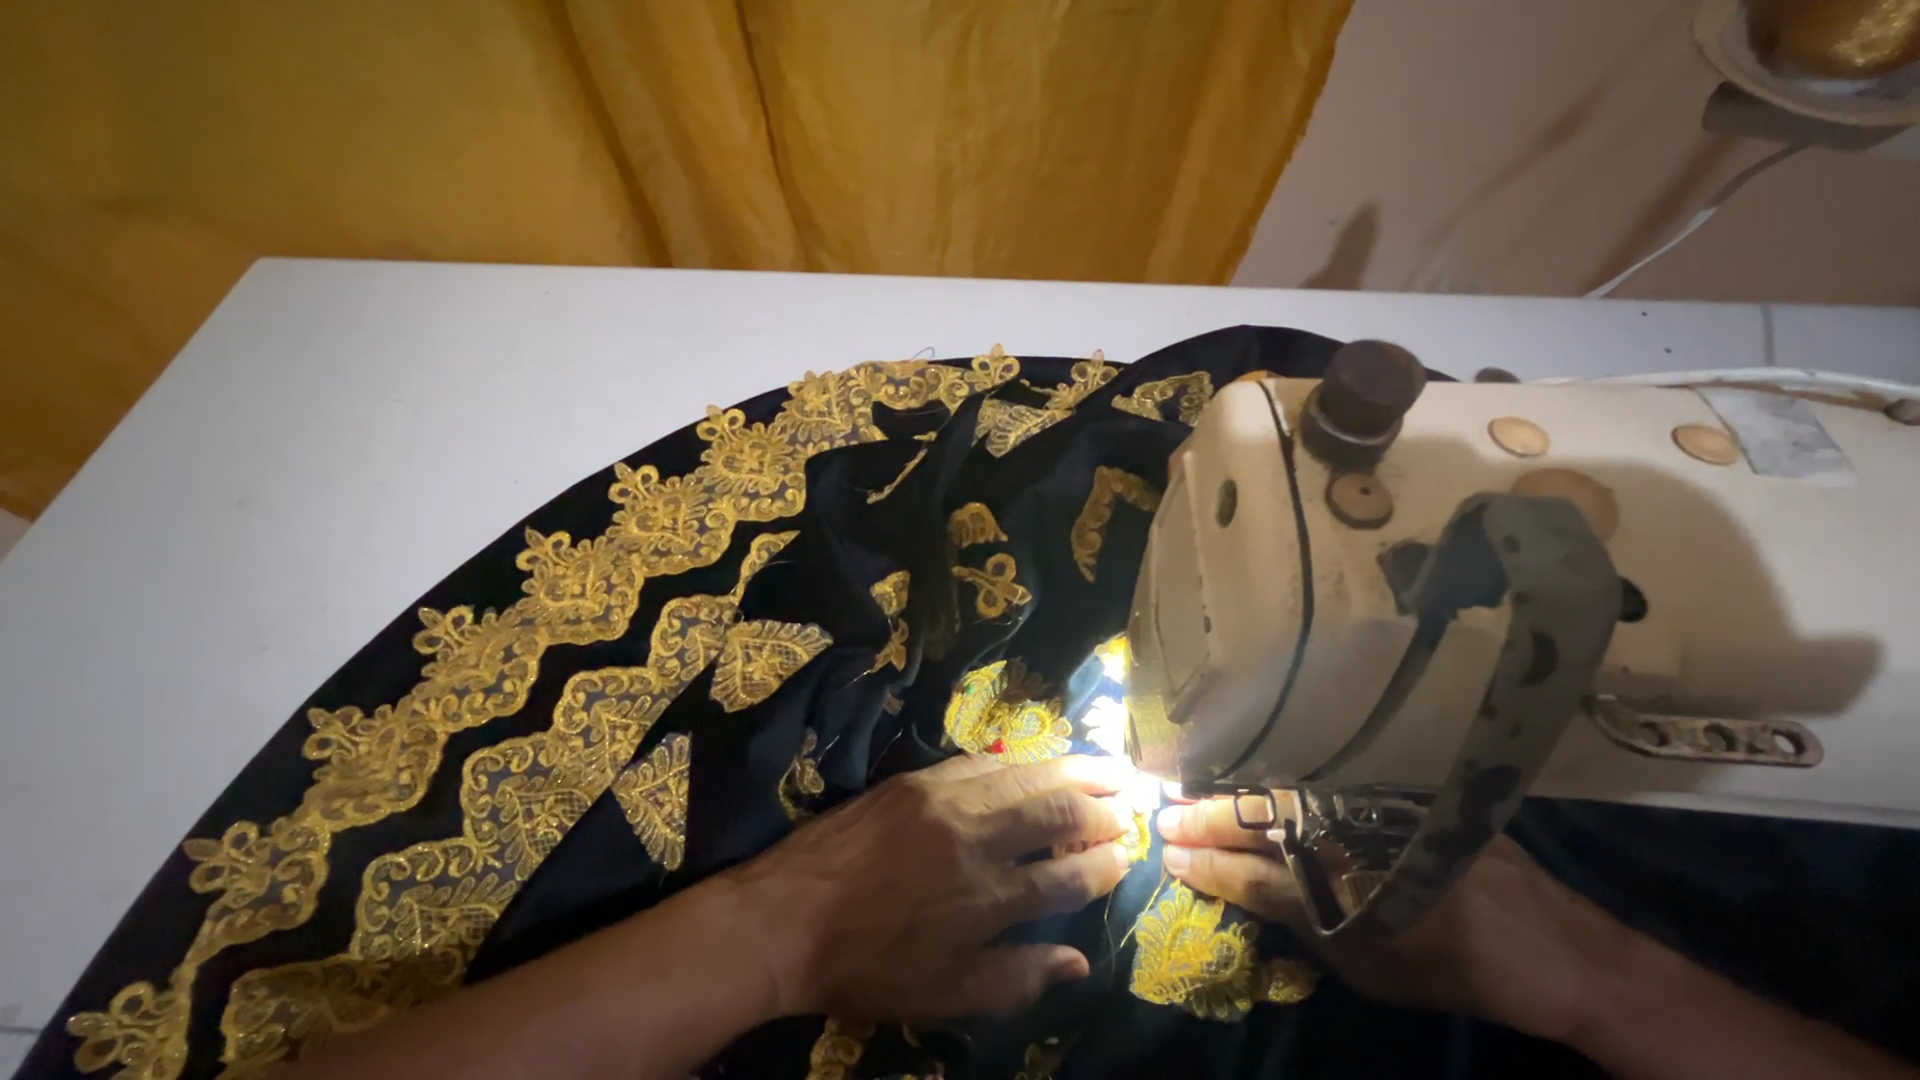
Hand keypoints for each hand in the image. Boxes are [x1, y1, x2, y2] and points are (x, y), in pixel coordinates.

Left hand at [725, 754, 1133, 1021]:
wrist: (785, 916)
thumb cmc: (867, 966)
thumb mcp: (944, 996)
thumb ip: (1017, 978)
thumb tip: (1078, 961)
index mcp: (987, 899)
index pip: (1068, 875)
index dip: (1105, 864)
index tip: (1125, 854)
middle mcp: (976, 840)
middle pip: (1056, 812)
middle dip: (1100, 806)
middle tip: (1128, 801)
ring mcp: (945, 801)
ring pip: (1025, 775)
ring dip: (1072, 771)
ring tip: (1106, 766)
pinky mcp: (917, 779)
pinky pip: (982, 761)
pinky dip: (1019, 762)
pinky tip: (1037, 762)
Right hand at [1157, 797, 1635, 1042]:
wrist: (1556, 947)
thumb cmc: (1450, 968)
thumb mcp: (1363, 962)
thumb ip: (1291, 916)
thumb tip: (1226, 882)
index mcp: (1337, 882)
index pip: (1250, 866)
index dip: (1204, 858)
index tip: (1166, 850)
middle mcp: (1350, 830)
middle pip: (1258, 817)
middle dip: (1204, 816)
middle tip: (1165, 814)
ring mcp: (1373, 801)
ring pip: (1284, 789)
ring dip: (1233, 792)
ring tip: (1195, 791)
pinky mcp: (1394, 785)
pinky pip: (1320, 778)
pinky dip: (1278, 781)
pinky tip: (1255, 780)